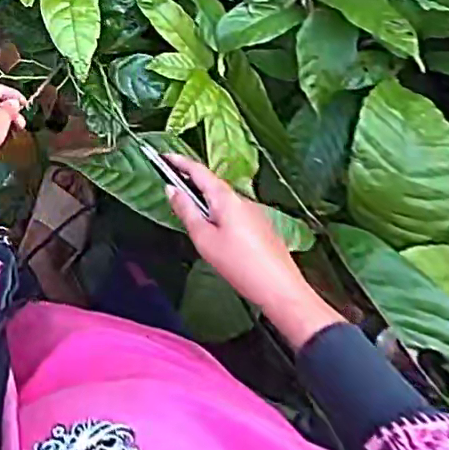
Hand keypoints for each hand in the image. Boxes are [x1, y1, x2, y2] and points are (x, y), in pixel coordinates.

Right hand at [164, 154, 344, 348]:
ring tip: (188, 206)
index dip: (178, 161)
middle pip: (212, 183)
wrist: (284, 294)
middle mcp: (242, 200)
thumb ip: (185, 210)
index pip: (198, 170)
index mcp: (226, 198)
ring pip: (223, 198)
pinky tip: (213, 226)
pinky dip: (217, 209)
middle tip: (170, 180)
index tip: (163, 155)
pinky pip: (234, 210)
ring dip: (204, 196)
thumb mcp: (203, 238)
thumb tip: (171, 189)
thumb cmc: (240, 265)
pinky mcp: (262, 227)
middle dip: (190, 179)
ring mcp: (256, 213)